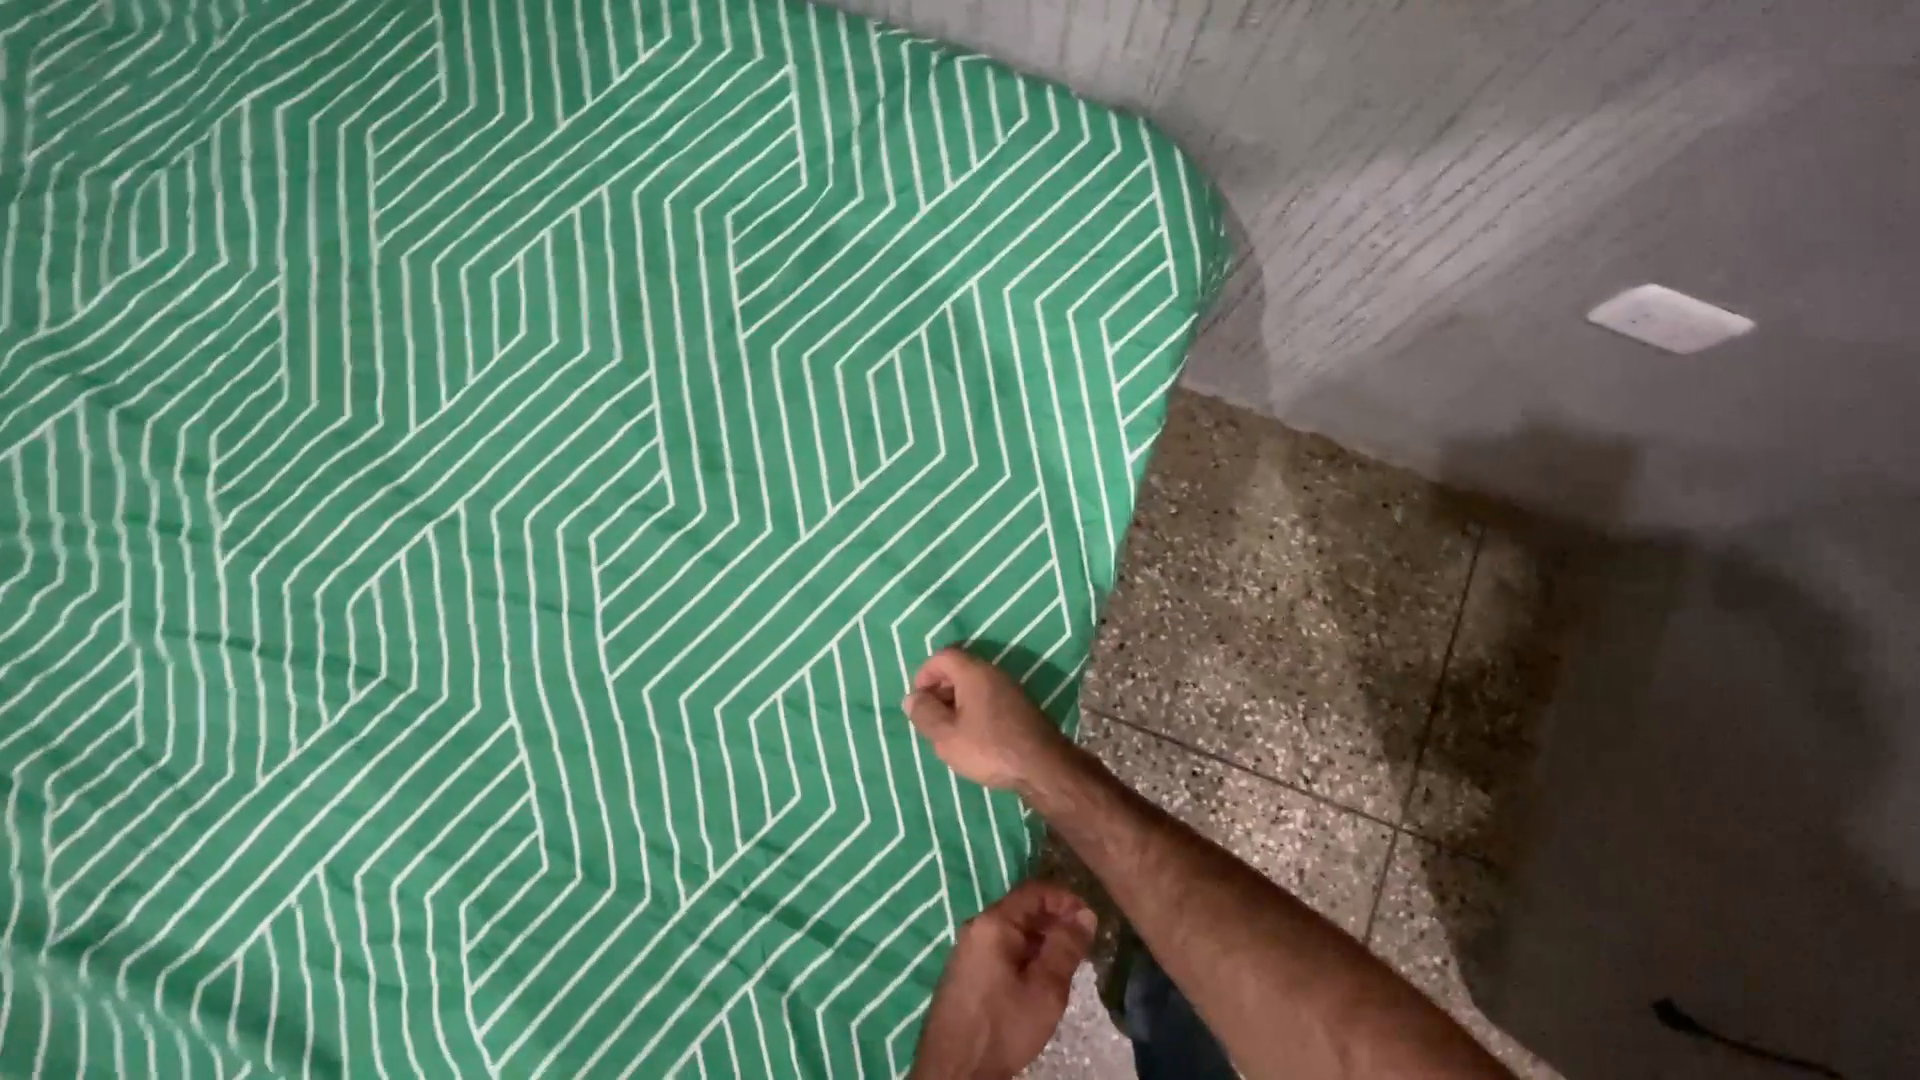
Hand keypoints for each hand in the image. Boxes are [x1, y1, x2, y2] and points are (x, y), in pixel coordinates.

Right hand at [903, 647, 1074, 792]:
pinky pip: (988, 698)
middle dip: (939, 689)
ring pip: (974, 685)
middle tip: (931, 719)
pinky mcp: (1021, 707)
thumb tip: (912, 698)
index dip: (924, 675)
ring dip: (956, 702)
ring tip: (949, 732)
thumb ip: (925, 714)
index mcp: (974, 673)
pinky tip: (973, 737)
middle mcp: (994, 673)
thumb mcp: (946, 736)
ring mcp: (1011, 689)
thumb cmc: (989, 748)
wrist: (1043, 767)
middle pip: (959, 668)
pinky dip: (974, 710)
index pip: (943, 656)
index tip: (919, 702)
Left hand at [912, 880, 1097, 1079]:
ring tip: (1069, 961)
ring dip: (1042, 940)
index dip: (1065, 899)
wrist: (955, 1069)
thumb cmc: (1003, 1026)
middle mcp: (977, 927)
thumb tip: (1086, 914)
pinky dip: (1025, 954)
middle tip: (1085, 943)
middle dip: (1055, 921)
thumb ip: (1066, 948)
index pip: (1034, 891)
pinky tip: (1042, 976)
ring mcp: (968, 949)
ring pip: (1012, 931)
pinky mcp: (967, 971)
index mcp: (993, 923)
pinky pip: (1001, 948)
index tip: (1090, 918)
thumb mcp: (1045, 989)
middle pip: (1022, 910)